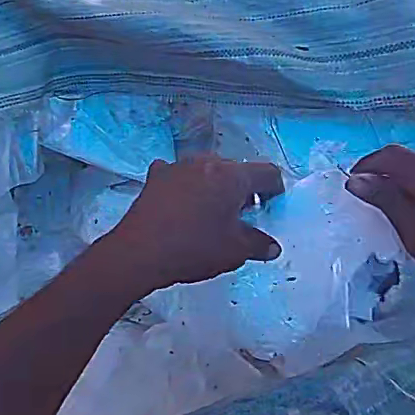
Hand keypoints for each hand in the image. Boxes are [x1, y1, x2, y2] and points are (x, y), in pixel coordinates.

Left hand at [95, 156, 284, 292]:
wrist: (139, 252)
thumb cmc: (193, 248)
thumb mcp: (234, 251)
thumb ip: (258, 244)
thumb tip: (272, 247)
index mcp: (232, 176)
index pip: (266, 173)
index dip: (275, 190)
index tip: (271, 206)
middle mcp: (206, 162)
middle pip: (235, 169)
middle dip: (242, 189)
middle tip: (242, 214)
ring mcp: (177, 166)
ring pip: (206, 170)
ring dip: (213, 185)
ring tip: (211, 211)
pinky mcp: (155, 177)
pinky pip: (177, 175)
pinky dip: (184, 185)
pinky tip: (180, 203)